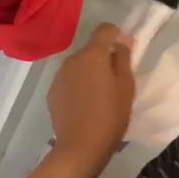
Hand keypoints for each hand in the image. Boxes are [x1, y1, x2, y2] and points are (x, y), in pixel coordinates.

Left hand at [47, 23, 135, 170]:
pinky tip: (84, 106)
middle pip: (91, 50)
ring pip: (78, 66)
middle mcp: (72, 59)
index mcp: (92, 55)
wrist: (80, 148)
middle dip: (103, 58)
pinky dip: (77, 86)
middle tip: (115, 81)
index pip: (104, 29)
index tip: (124, 50)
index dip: (116, 34)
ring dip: (89, 73)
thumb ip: (124, 58)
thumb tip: (122, 41)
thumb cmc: (110, 115)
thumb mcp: (126, 86)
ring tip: (98, 96)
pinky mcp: (52, 92)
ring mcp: (59, 76)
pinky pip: (68, 81)